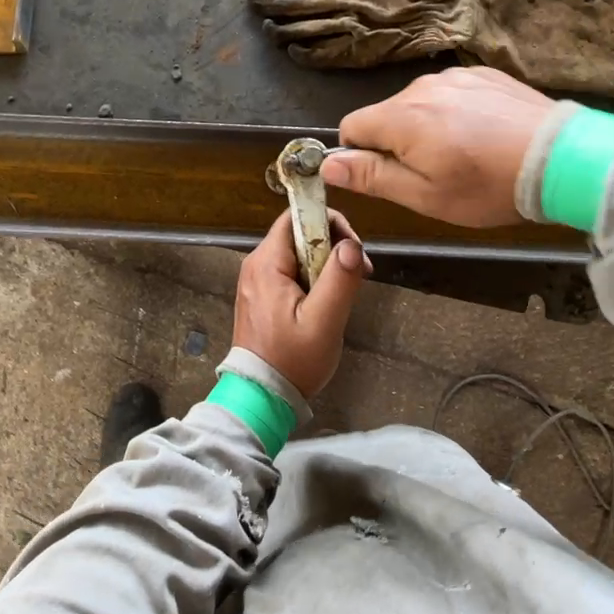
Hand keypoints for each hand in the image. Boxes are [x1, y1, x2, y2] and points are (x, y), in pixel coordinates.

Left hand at [234, 210, 371, 398]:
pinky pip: (290, 273)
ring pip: (297, 254)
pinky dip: (312, 279)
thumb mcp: (323, 322)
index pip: (296, 217)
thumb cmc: (292, 360)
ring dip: (325, 265)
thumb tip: (352, 245)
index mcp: (266, 262)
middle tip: (358, 273)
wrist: (262, 396)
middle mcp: (256, 264)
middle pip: (298, 234)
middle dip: (332, 247)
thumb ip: (338, 280)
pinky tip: (326, 302)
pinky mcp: (261, 296)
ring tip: (345, 292)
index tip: (353, 248)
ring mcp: (256, 280)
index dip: (329, 223)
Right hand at [321, 67, 555, 226]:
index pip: (351, 126)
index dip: (361, 154)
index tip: (389, 176)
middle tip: (435, 174)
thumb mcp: (424, 195)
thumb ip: (372, 176)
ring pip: (420, 103)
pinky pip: (453, 93)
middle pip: (387, 114)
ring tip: (467, 155)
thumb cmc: (487, 186)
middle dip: (398, 142)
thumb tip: (327, 163)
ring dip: (429, 126)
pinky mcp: (485, 74)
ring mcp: (456, 76)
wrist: (562, 159)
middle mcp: (421, 87)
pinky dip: (458, 113)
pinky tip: (486, 135)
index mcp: (400, 117)